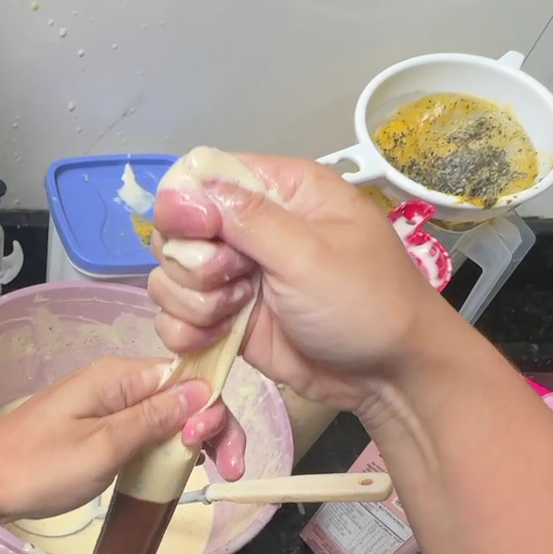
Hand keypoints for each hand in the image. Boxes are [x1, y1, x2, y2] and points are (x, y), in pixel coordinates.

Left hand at [0, 357, 244, 525]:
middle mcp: (114, 385)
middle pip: (181, 398)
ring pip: (163, 417)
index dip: (214, 413)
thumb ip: (154, 420)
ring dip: (189, 443)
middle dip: (210, 430)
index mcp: (119, 378)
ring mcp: (102, 408)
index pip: (189, 380)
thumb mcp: (103, 448)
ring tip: (204, 476)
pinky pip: (140, 433)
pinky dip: (161, 451)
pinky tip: (173, 472)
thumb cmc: (38, 469)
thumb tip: (203, 391)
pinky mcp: (93, 431)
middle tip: (225, 472)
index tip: (221, 456)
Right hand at [147, 153, 465, 411]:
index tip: (202, 236)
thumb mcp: (310, 254)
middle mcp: (246, 231)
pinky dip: (186, 332)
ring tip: (235, 315)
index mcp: (277, 193)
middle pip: (174, 233)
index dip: (186, 207)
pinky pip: (175, 320)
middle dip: (191, 265)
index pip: (200, 178)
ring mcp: (231, 279)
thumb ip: (247, 220)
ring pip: (169, 280)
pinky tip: (217, 338)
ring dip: (190, 303)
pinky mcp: (222, 321)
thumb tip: (183, 190)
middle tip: (234, 281)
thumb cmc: (363, 303)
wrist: (383, 375)